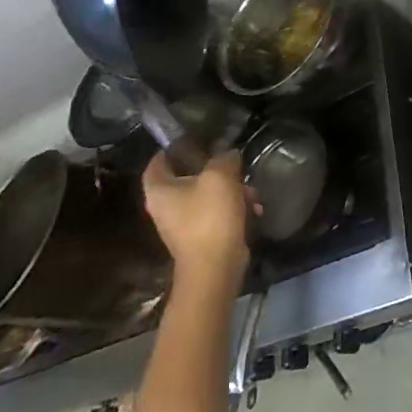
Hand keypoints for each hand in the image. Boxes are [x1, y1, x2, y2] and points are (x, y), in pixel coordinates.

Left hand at [142, 149, 250, 287]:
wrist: (215, 269)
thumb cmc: (209, 218)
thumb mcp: (220, 177)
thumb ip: (224, 158)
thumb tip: (228, 154)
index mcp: (159, 190)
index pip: (158, 161)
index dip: (174, 149)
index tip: (195, 141)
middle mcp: (165, 207)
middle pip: (186, 178)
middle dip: (214, 171)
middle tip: (233, 166)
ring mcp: (182, 225)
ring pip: (205, 197)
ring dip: (230, 192)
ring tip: (252, 193)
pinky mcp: (200, 239)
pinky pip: (215, 215)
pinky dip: (232, 210)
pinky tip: (253, 211)